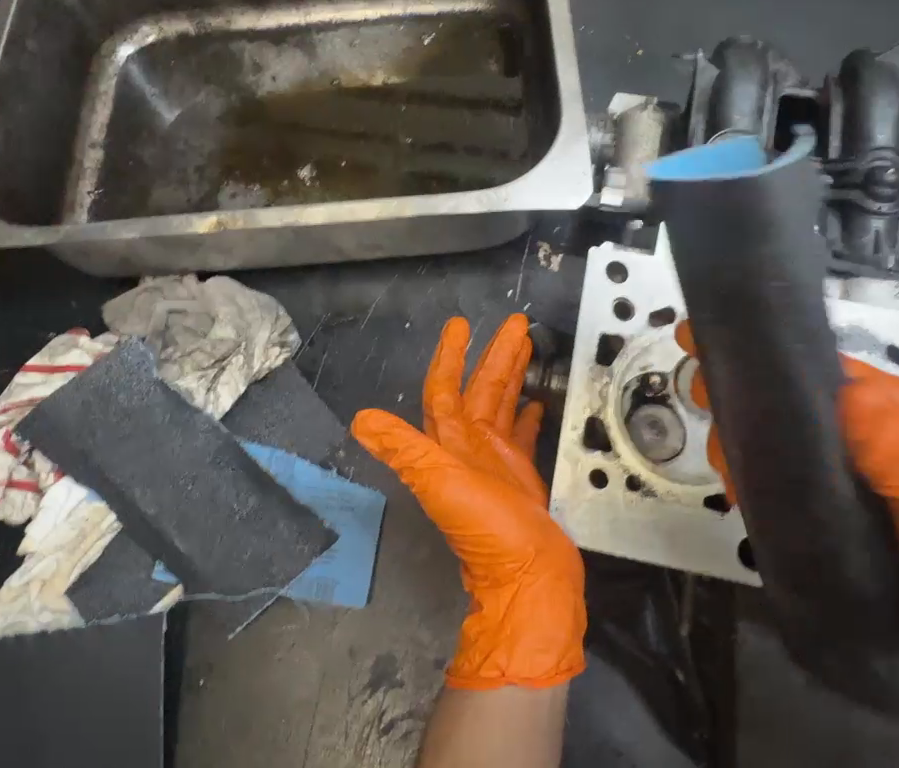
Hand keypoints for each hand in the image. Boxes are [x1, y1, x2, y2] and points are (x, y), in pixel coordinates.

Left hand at [351, 314, 585, 689]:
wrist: (531, 576)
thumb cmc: (486, 529)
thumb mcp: (441, 484)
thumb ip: (403, 449)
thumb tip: (360, 419)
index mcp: (448, 445)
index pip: (444, 389)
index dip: (450, 356)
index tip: (461, 325)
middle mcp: (468, 448)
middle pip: (480, 389)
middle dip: (495, 354)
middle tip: (517, 321)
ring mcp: (495, 461)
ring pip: (502, 405)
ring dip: (513, 375)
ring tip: (530, 345)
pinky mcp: (521, 476)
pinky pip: (521, 434)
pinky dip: (527, 414)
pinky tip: (538, 399)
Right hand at [676, 323, 898, 765]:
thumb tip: (848, 396)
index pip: (833, 373)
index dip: (772, 363)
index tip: (711, 353)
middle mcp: (890, 443)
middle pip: (804, 407)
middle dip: (753, 405)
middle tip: (712, 419)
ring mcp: (873, 488)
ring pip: (796, 452)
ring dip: (756, 451)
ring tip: (728, 470)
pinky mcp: (859, 529)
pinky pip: (803, 497)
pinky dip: (771, 492)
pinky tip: (747, 500)